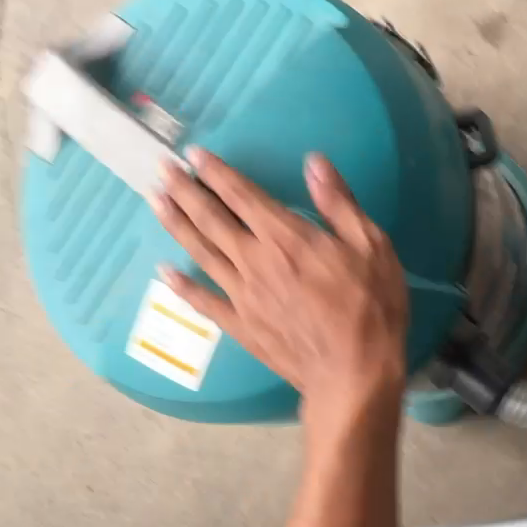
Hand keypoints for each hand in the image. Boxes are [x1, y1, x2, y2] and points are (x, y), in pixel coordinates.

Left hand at [153, 147, 409, 414]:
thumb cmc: (371, 307)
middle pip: (212, 220)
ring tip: (154, 202)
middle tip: (161, 170)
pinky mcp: (240, 326)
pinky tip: (165, 271)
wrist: (353, 373)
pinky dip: (182, 285)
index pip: (242, 195)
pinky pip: (203, 301)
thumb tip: (314, 162)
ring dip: (176, 225)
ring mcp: (243, 295)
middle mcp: (255, 260)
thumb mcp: (372, 246)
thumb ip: (339, 204)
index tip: (193, 154)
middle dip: (185, 191)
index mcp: (286, 237)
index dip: (216, 173)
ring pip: (201, 253)